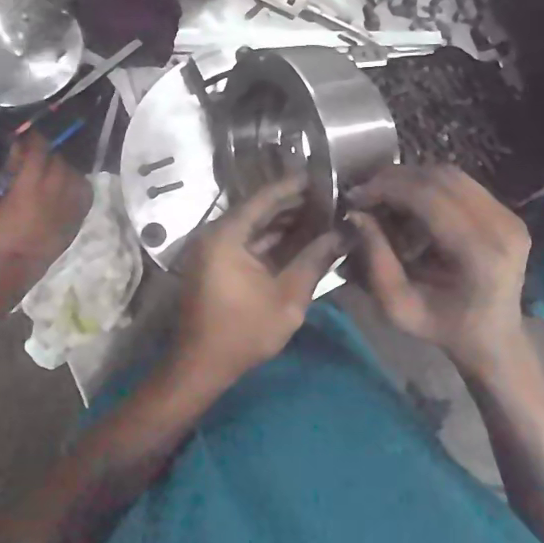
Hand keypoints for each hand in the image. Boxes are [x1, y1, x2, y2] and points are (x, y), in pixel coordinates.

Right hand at [0, 134, 91, 306]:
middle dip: (47, 155)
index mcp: (30, 188)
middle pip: (60, 162)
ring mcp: (69, 211)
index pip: (39, 151)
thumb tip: (17, 154)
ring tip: (50, 173)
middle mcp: (56, 195)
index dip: (34, 140)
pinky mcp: (75, 224)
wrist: (0, 276)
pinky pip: (85, 196)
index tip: (27, 136)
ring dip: (63, 170)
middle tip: (34, 157)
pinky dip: (77, 186)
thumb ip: (6, 174)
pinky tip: (65, 188)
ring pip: (76, 177)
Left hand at [171, 177, 347, 385]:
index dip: (294, 186)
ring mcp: (213, 248)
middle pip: (258, 209)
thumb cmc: (243, 332)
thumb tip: (343, 234)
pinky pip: (247, 241)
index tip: (321, 175)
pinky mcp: (216, 263)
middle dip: (293, 203)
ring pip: (253, 225)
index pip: (264, 198)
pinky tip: (299, 237)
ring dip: (283, 221)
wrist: (200, 367)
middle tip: (327, 195)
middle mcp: (216, 234)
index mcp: (227, 235)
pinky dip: (271, 238)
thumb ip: (314, 261)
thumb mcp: (287, 298)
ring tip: (320, 213)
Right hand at [346, 165, 530, 374]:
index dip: (387, 188)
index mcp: (480, 253)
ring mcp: (509, 216)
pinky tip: (409, 204)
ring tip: (384, 198)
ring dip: (411, 180)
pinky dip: (428, 186)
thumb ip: (376, 260)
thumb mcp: (398, 306)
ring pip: (450, 175)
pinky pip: (461, 184)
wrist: (492, 339)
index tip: (355, 197)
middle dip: (395, 179)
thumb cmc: (443, 328)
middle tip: (365, 194)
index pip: (429, 197)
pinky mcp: (507, 212)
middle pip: (440, 178)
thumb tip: (357, 214)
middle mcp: (501, 226)